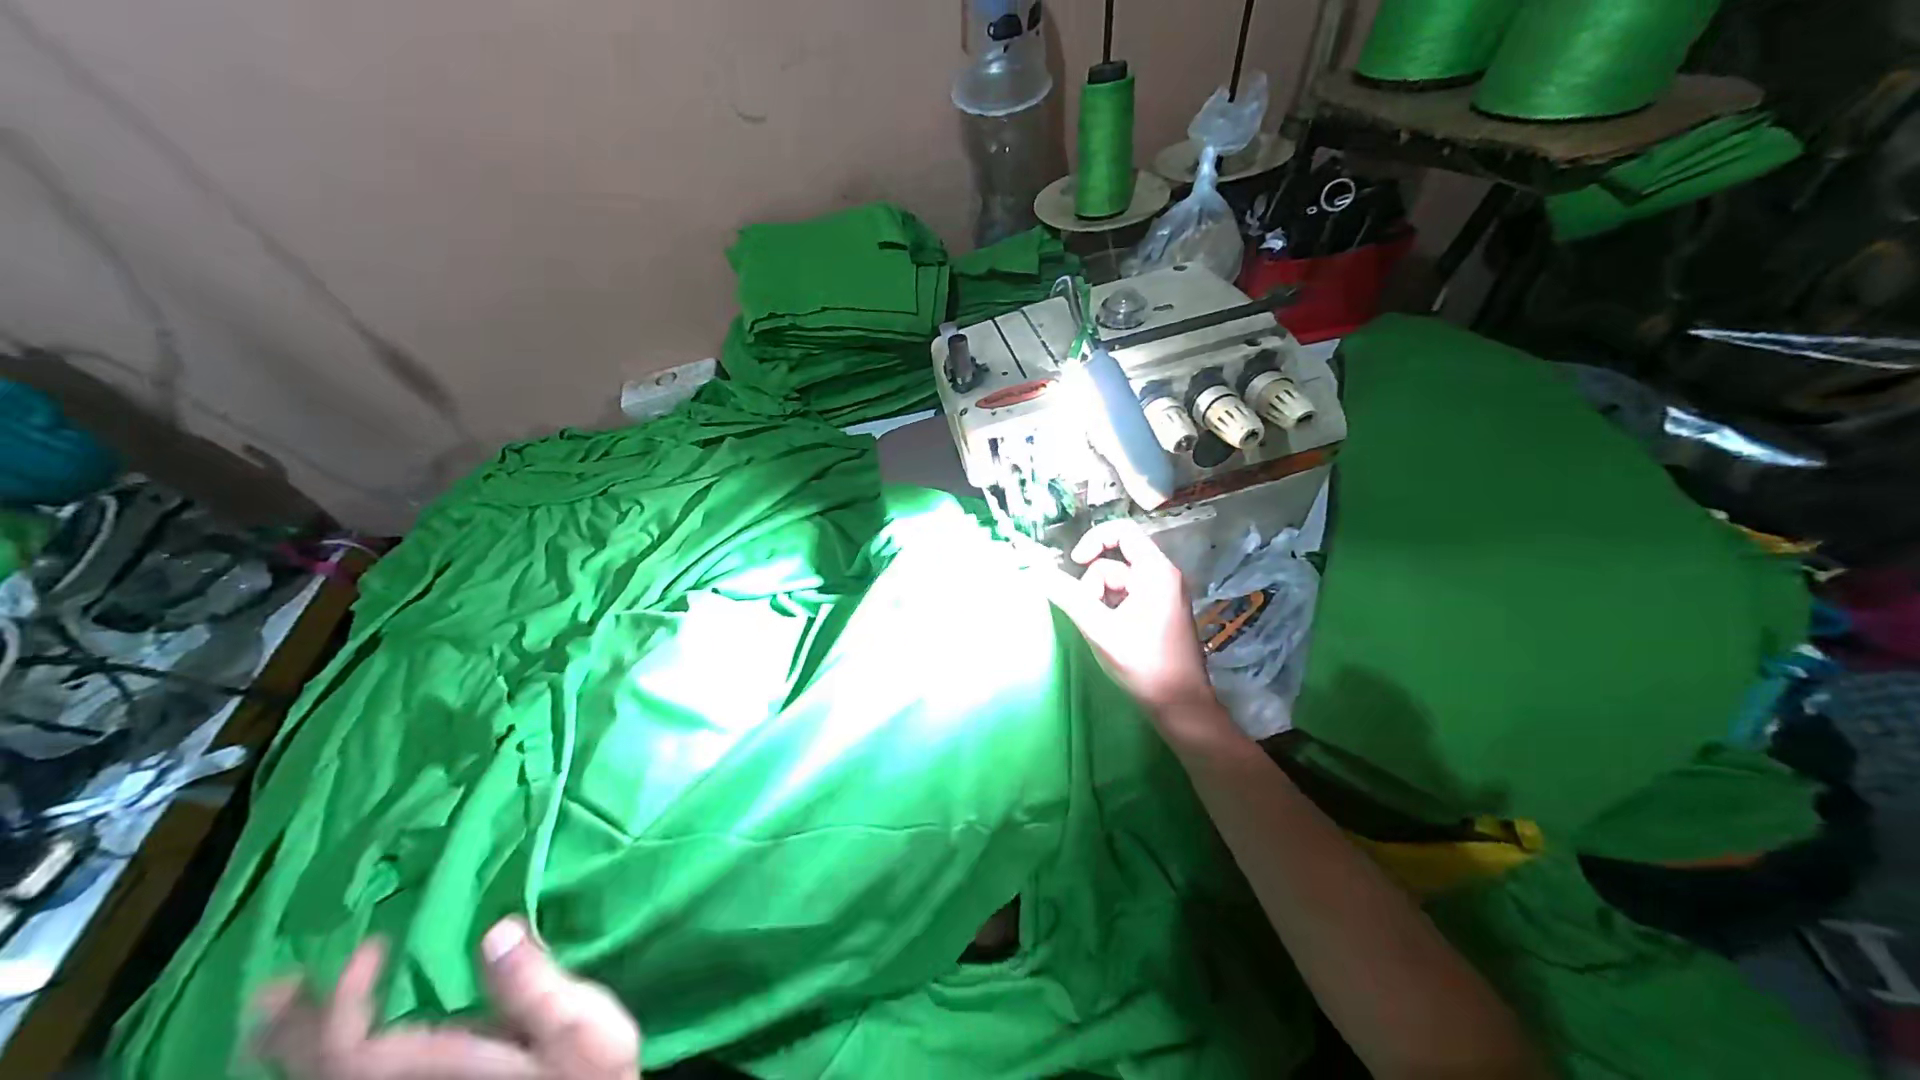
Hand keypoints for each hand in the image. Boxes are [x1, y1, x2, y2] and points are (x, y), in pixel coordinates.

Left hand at [253, 917, 640, 1079]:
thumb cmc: (585, 1070)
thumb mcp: (577, 1026)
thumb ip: (533, 986)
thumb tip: (495, 931)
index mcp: (437, 1072)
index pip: (352, 1053)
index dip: (342, 1001)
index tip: (372, 945)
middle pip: (323, 1074)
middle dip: (290, 1032)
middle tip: (278, 983)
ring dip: (296, 1047)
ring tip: (283, 1008)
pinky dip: (326, 1060)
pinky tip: (332, 1039)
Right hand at [1042, 520, 1235, 741]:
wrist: (1181, 705)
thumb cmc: (1145, 665)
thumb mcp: (1100, 630)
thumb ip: (1068, 597)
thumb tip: (1037, 571)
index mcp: (1156, 572)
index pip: (1122, 532)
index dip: (1093, 541)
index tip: (1074, 564)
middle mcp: (1162, 576)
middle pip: (1114, 562)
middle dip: (1093, 584)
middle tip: (1090, 617)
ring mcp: (1162, 595)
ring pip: (1117, 583)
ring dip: (1100, 601)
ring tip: (1102, 632)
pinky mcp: (1158, 612)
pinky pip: (1126, 598)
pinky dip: (1111, 610)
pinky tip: (1110, 635)